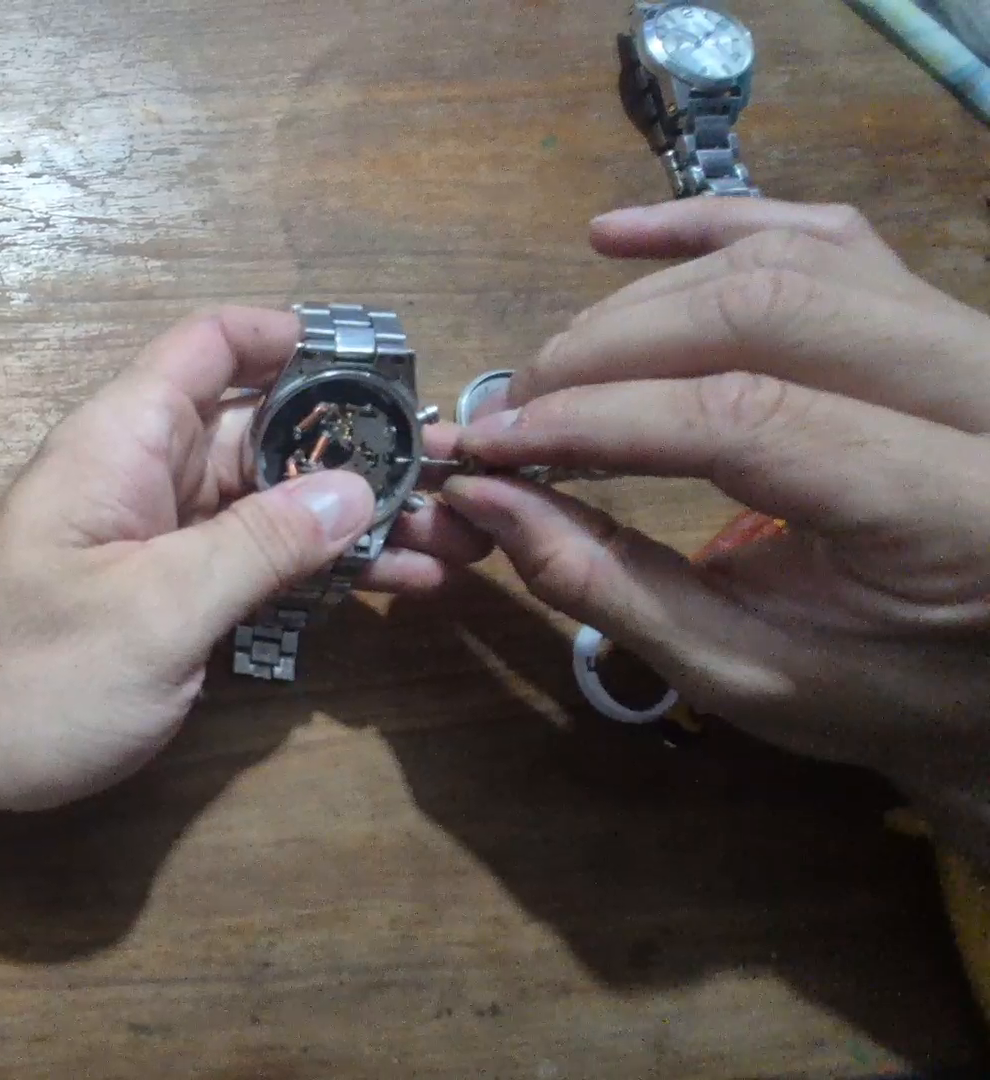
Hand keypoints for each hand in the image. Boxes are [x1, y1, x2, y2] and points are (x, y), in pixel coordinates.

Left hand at [0, 307, 485, 814]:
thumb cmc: (28, 676)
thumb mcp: (154, 612)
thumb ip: (256, 546)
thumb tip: (354, 489)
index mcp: (123, 442)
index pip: (209, 347)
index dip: (292, 339)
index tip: (382, 368)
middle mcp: (138, 474)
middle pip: (254, 430)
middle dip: (347, 450)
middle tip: (443, 490)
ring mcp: (148, 538)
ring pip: (256, 503)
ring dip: (339, 522)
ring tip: (434, 553)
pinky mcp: (154, 593)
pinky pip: (238, 562)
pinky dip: (299, 572)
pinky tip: (374, 594)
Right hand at [442, 200, 989, 856]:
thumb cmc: (879, 683)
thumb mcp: (732, 667)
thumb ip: (599, 579)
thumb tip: (478, 497)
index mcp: (962, 509)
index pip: (742, 420)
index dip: (591, 422)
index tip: (485, 447)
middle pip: (758, 313)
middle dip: (595, 358)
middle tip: (509, 417)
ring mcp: (976, 336)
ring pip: (775, 263)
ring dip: (623, 312)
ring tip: (546, 378)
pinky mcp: (935, 312)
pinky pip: (817, 232)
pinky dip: (699, 226)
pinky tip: (608, 237)